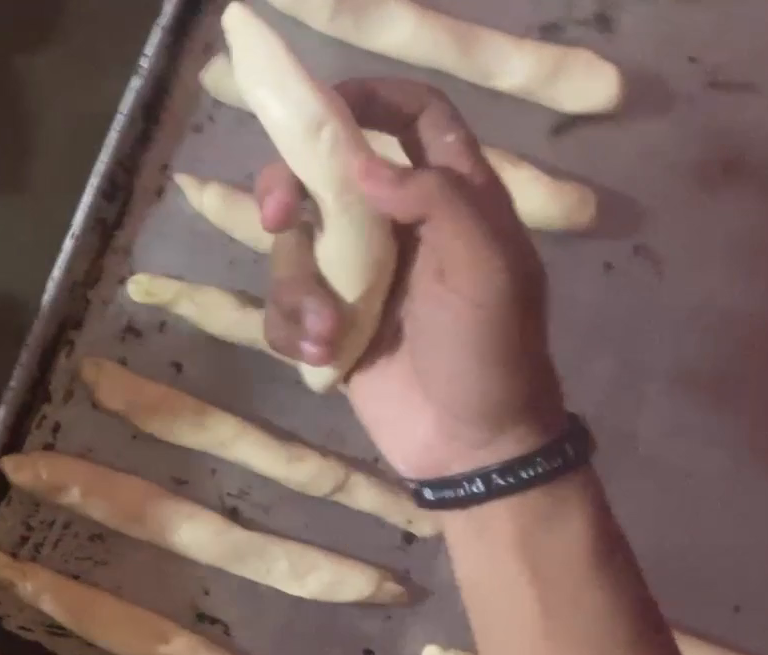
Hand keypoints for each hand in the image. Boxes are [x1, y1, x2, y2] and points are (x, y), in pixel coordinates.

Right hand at [259, 78, 565, 479]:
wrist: (464, 441)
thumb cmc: (490, 351)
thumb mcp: (485, 269)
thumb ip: (437, 203)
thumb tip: (362, 166)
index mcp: (449, 198)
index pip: (412, 120)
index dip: (368, 100)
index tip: (316, 110)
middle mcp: (392, 228)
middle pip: (322, 181)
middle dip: (288, 194)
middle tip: (277, 218)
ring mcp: (352, 278)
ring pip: (290, 253)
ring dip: (295, 294)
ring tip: (322, 337)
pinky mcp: (321, 323)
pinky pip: (278, 308)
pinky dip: (286, 331)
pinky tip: (316, 358)